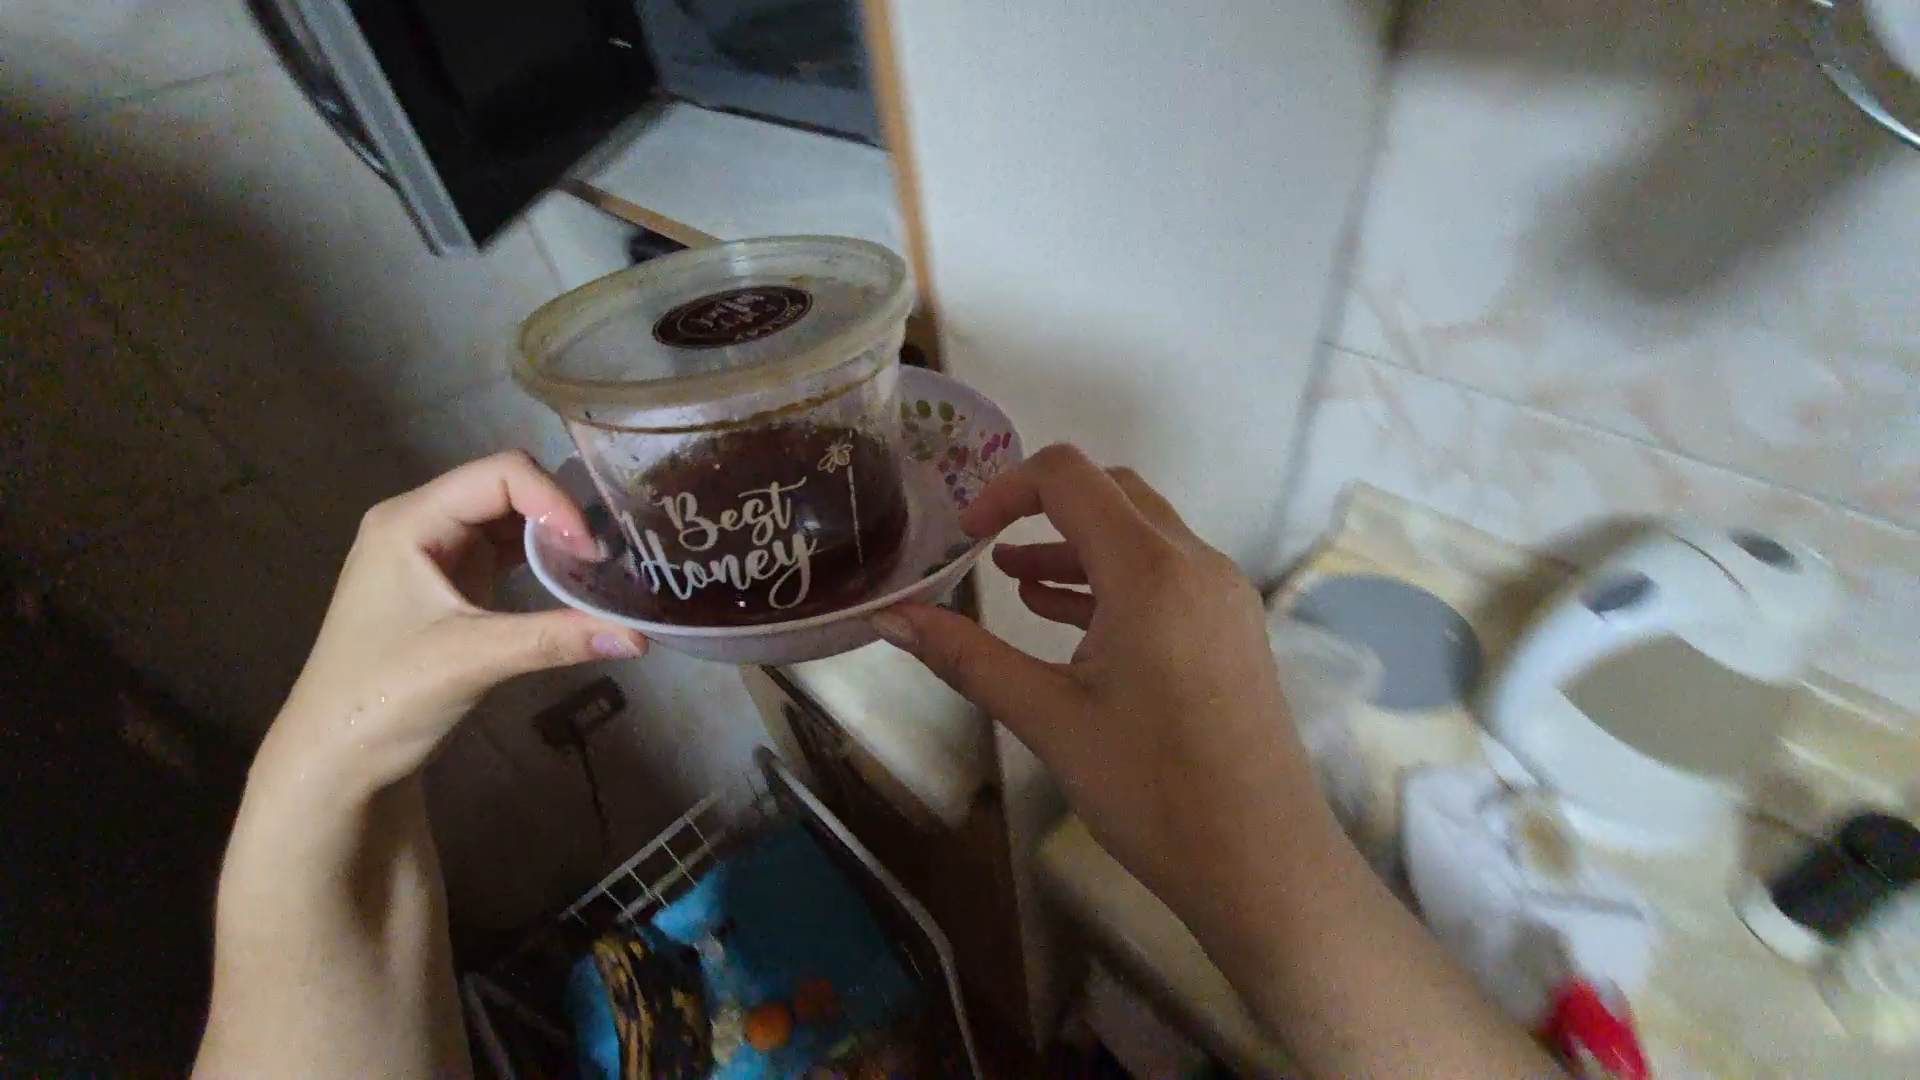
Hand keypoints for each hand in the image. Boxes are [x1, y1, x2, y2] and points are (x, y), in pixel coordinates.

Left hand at [252, 451, 648, 799]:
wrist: (336, 759)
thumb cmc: (381, 697)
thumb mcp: (472, 659)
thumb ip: (556, 640)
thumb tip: (639, 636)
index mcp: (412, 521)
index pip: (501, 475)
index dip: (555, 501)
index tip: (592, 550)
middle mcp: (426, 523)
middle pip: (512, 487)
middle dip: (564, 513)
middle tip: (609, 554)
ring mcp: (442, 552)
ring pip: (517, 517)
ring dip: (560, 535)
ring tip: (604, 564)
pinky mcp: (459, 580)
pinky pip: (514, 549)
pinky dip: (550, 558)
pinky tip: (579, 580)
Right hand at [870, 444, 1333, 916]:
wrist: (1264, 865)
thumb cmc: (1151, 790)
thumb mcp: (1047, 718)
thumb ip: (966, 657)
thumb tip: (888, 619)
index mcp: (1150, 571)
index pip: (1069, 477)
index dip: (1005, 490)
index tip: (964, 535)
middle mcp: (1195, 563)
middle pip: (1111, 491)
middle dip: (1043, 507)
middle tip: (987, 545)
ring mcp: (1222, 594)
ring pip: (1141, 533)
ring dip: (1075, 544)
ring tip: (1014, 579)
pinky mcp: (1231, 626)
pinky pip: (1164, 574)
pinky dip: (1111, 578)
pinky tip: (1066, 617)